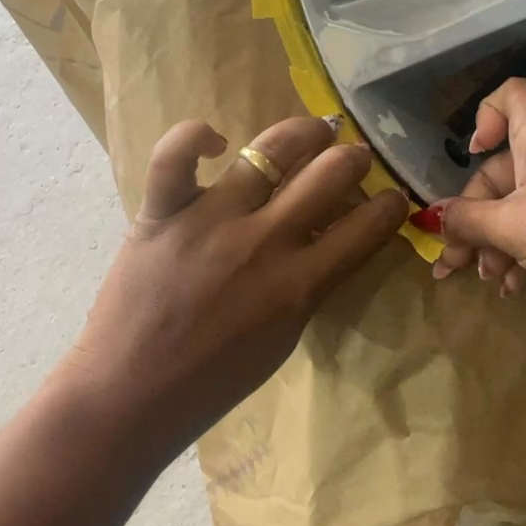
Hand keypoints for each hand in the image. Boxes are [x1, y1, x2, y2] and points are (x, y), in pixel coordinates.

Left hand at [68, 115, 405, 447]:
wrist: (130, 395)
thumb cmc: (214, 379)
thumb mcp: (284, 337)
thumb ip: (309, 285)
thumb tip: (327, 241)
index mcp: (298, 284)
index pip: (365, 228)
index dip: (391, 205)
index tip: (395, 196)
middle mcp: (263, 242)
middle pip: (329, 174)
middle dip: (355, 157)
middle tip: (356, 155)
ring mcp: (211, 220)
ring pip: (270, 150)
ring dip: (303, 133)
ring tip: (315, 130)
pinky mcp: (162, 211)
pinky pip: (175, 156)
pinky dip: (195, 136)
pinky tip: (217, 140)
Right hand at [432, 78, 525, 327]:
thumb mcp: (515, 227)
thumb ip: (469, 221)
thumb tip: (434, 217)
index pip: (511, 96)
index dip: (485, 116)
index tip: (471, 155)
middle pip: (498, 170)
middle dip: (471, 215)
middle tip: (451, 258)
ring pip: (514, 209)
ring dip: (492, 245)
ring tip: (483, 280)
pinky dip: (519, 257)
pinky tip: (511, 290)